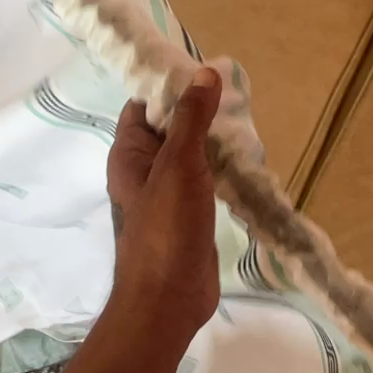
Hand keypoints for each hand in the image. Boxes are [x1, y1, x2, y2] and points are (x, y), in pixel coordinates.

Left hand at [105, 67, 222, 347]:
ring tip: (245, 124)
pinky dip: (220, 169)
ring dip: (212, 142)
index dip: (170, 88)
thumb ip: (192, 119)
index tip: (206, 74)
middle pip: (169, 128)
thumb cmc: (166, 229)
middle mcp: (142, 170)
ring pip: (188, 155)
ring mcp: (165, 195)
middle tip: (236, 97)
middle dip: (198, 113)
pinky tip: (244, 162)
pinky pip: (202, 180)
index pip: (143, 106)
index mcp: (128, 154)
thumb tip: (205, 72)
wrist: (169, 300)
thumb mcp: (179, 165)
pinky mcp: (187, 215)